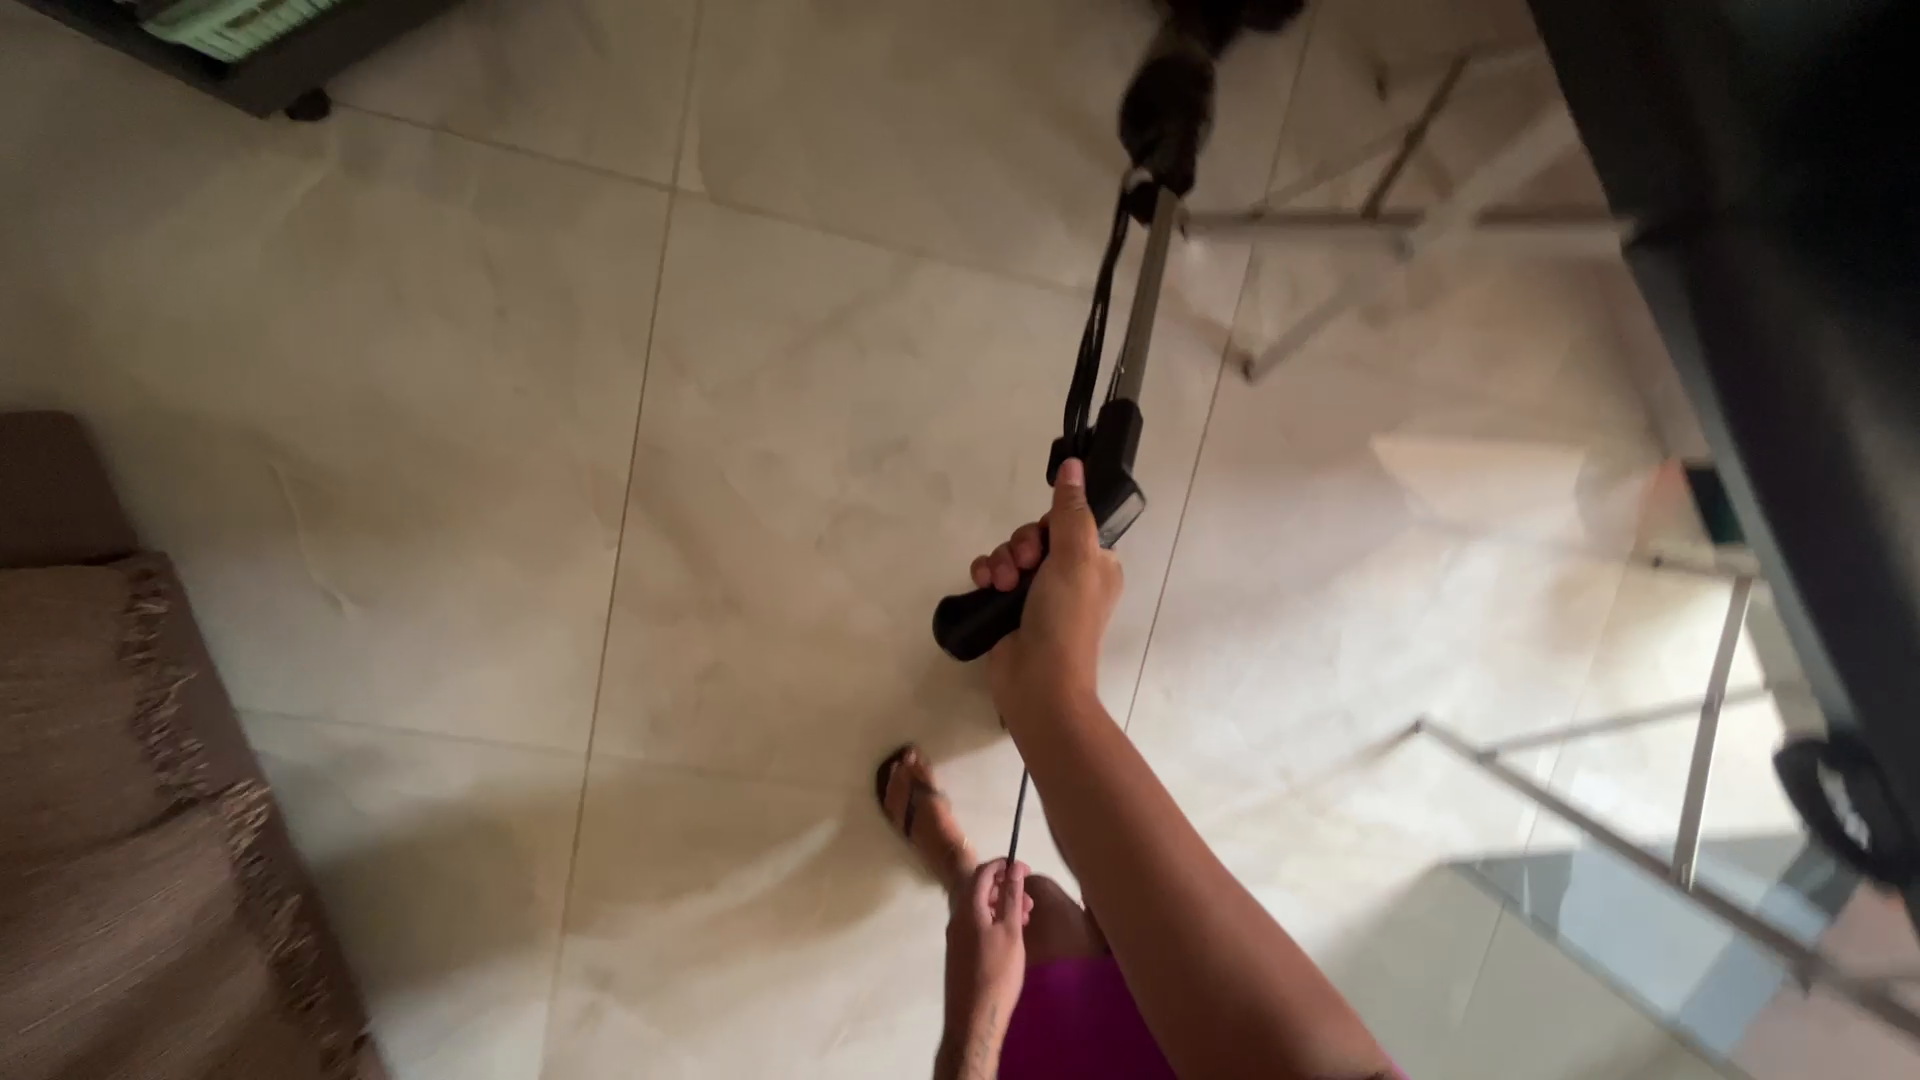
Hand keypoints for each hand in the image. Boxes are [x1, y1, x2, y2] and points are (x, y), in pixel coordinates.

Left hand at [944, 859, 1031, 1035]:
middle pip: (979, 888)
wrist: (973, 1020)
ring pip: (979, 907)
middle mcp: (957, 917)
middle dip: (1005, 886)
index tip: (1024, 869)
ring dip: (1001, 904)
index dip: (1003, 865)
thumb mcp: (1011, 932)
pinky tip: (1011, 935)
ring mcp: (955, 935)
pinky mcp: (958, 951)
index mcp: (968, 908)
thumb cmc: (997, 973)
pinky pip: (976, 923)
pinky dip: (994, 920)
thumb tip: (1014, 869)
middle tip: (1029, 899)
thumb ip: (1012, 898)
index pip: (983, 872)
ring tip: (1026, 917)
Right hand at [969, 458, 1123, 726]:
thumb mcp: (1075, 557)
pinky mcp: (1009, 607)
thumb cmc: (1066, 618)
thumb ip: (1071, 509)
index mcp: (1096, 564)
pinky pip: (993, 572)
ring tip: (1003, 584)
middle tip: (1025, 566)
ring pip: (1012, 552)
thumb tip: (1075, 465)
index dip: (1051, 524)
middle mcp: (1069, 576)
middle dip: (1022, 545)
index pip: (1070, 522)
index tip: (1045, 536)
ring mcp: (1038, 594)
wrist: (1038, 681)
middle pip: (1036, 535)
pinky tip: (985, 584)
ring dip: (1002, 561)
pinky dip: (987, 574)